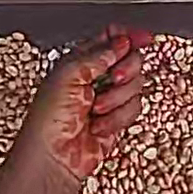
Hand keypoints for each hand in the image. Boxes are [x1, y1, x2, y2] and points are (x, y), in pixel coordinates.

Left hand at [11, 27, 150, 187]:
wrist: (54, 158)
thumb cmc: (49, 120)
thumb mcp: (68, 75)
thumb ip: (97, 54)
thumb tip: (121, 41)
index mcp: (81, 60)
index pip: (111, 38)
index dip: (128, 36)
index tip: (143, 38)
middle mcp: (97, 77)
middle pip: (130, 59)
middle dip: (126, 69)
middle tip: (115, 78)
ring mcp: (109, 98)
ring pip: (136, 85)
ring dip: (117, 98)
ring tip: (97, 109)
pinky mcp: (118, 118)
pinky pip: (134, 108)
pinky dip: (118, 118)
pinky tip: (100, 124)